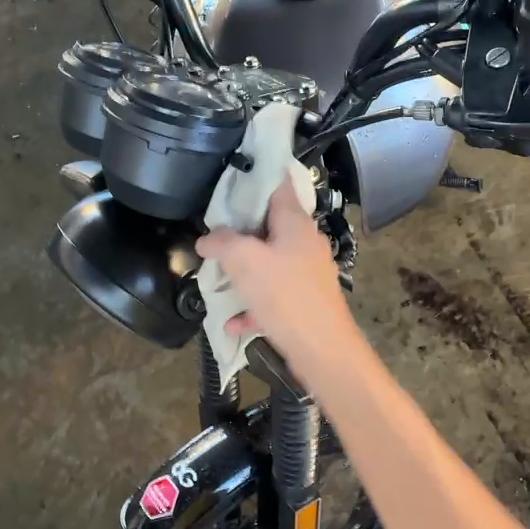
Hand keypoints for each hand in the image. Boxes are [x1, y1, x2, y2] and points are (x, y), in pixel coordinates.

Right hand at [195, 184, 361, 371]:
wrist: (322, 350)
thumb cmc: (286, 296)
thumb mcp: (244, 261)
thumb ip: (221, 243)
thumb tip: (206, 238)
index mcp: (295, 223)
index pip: (278, 186)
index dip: (256, 178)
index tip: (231, 179)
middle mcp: (305, 244)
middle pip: (270, 226)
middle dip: (241, 231)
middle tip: (213, 233)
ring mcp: (307, 275)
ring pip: (269, 263)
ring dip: (244, 271)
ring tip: (218, 277)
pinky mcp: (305, 304)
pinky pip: (272, 298)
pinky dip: (253, 306)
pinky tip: (233, 321)